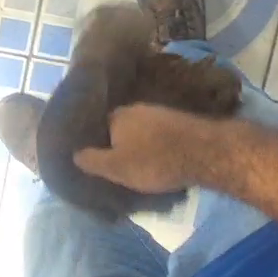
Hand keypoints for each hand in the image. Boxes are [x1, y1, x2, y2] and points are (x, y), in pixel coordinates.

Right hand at [73, 104, 217, 193]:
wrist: (204, 152)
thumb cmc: (155, 161)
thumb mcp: (117, 168)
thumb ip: (93, 161)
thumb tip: (74, 153)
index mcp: (117, 116)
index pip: (98, 129)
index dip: (98, 146)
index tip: (100, 162)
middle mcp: (136, 108)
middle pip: (121, 129)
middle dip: (120, 145)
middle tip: (122, 167)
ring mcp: (159, 113)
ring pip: (142, 132)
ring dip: (141, 147)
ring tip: (144, 168)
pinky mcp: (179, 121)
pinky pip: (160, 136)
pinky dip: (158, 147)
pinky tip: (163, 160)